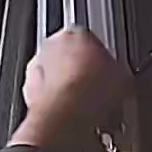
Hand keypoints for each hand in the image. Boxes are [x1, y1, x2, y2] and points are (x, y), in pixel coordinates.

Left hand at [10, 26, 131, 151]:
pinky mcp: (28, 89)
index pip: (93, 41)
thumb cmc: (89, 95)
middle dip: (82, 73)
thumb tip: (123, 79)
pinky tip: (70, 117)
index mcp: (78, 33)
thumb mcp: (123, 79)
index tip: (108, 76)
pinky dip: (55, 103)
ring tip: (83, 109)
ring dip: (67, 88)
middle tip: (96, 92)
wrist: (65, 118)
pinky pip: (45, 95)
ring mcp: (38, 66)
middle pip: (71, 57)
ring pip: (56, 75)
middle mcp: (53, 45)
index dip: (103, 61)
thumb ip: (120, 72)